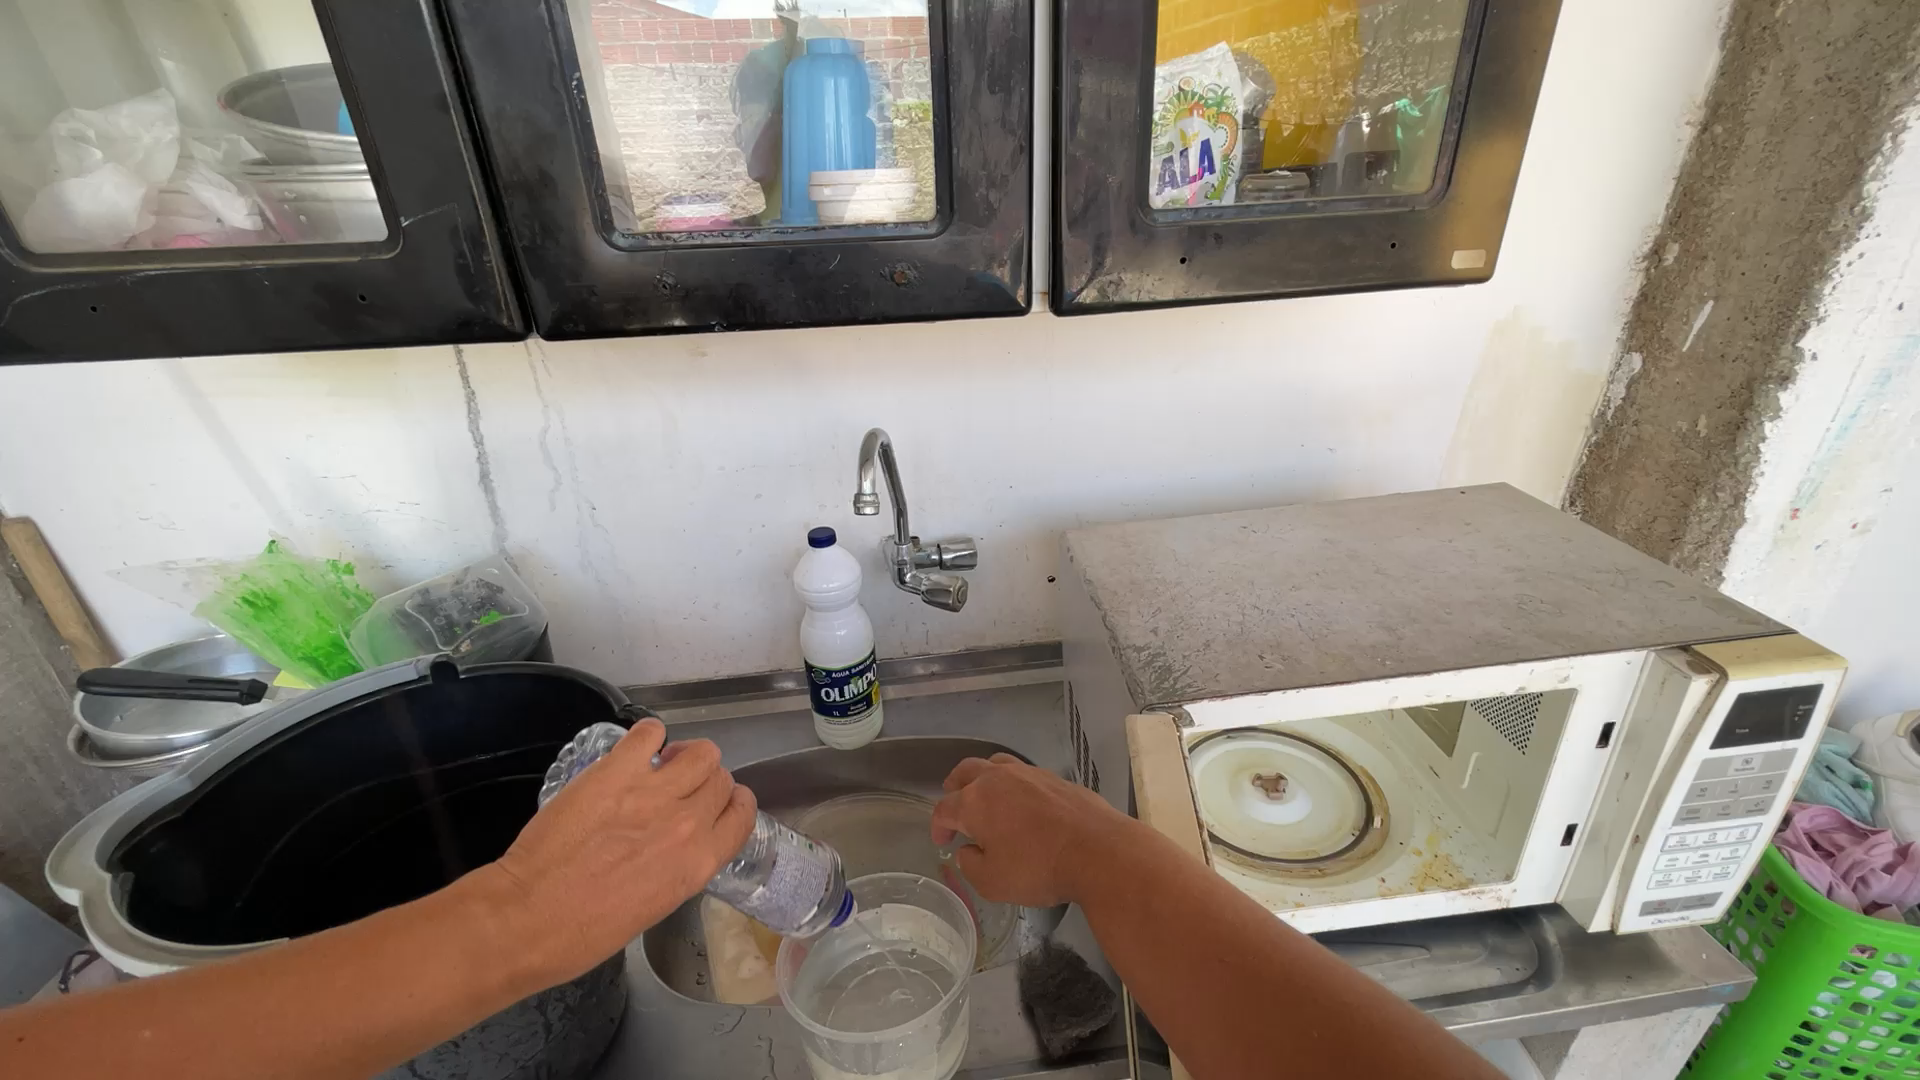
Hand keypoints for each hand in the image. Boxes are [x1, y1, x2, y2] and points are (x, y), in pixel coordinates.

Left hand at [484, 719, 756, 985]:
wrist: (524, 919)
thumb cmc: (586, 932)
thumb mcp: (657, 904)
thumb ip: (682, 863)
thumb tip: (682, 837)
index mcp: (699, 861)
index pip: (744, 812)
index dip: (732, 804)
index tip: (716, 805)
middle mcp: (687, 822)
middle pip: (721, 778)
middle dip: (705, 782)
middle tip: (678, 791)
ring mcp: (654, 791)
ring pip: (700, 751)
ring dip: (685, 756)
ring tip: (661, 766)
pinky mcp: (617, 770)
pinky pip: (651, 732)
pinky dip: (649, 736)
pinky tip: (636, 752)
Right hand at [931, 754, 1133, 907]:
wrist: (1097, 850)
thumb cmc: (1038, 868)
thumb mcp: (992, 882)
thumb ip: (971, 865)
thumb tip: (968, 850)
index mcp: (975, 801)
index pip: (945, 808)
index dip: (938, 826)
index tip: (942, 842)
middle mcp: (998, 778)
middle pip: (966, 771)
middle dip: (955, 786)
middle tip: (953, 798)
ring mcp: (1029, 773)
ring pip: (996, 763)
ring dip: (984, 776)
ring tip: (985, 791)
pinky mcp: (1055, 777)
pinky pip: (1024, 773)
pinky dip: (1014, 783)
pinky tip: (1023, 801)